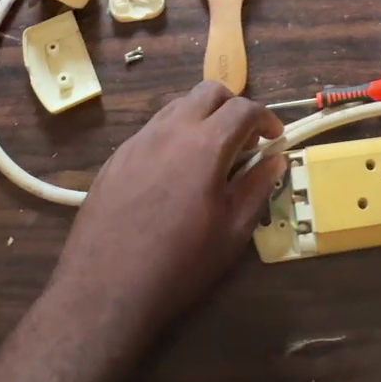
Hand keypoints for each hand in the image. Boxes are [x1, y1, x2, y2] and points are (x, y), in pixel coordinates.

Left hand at [48, 81, 285, 338]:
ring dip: (202, 117)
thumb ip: (257, 187)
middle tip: (243, 140)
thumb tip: (275, 159)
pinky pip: (153, 129)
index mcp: (205, 144)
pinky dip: (174, 136)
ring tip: (209, 155)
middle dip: (233, 106)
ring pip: (178, 106)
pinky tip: (174, 174)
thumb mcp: (232, 231)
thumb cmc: (179, 264)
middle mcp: (171, 130)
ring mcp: (139, 140)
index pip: (244, 108)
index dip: (265, 118)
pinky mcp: (117, 157)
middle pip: (209, 91)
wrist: (105, 290)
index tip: (273, 138)